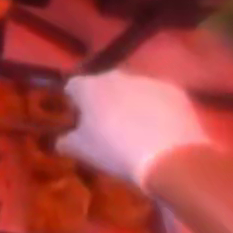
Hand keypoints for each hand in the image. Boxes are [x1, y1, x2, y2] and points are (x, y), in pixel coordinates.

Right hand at [58, 71, 209, 187]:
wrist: (168, 156)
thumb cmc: (116, 152)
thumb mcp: (83, 152)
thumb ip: (66, 142)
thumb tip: (60, 140)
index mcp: (89, 87)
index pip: (73, 86)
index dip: (74, 101)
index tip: (79, 119)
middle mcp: (115, 76)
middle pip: (103, 84)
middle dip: (104, 100)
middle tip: (109, 126)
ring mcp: (145, 79)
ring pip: (132, 89)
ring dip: (131, 103)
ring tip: (137, 130)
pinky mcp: (172, 89)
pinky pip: (158, 96)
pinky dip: (157, 108)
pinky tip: (161, 130)